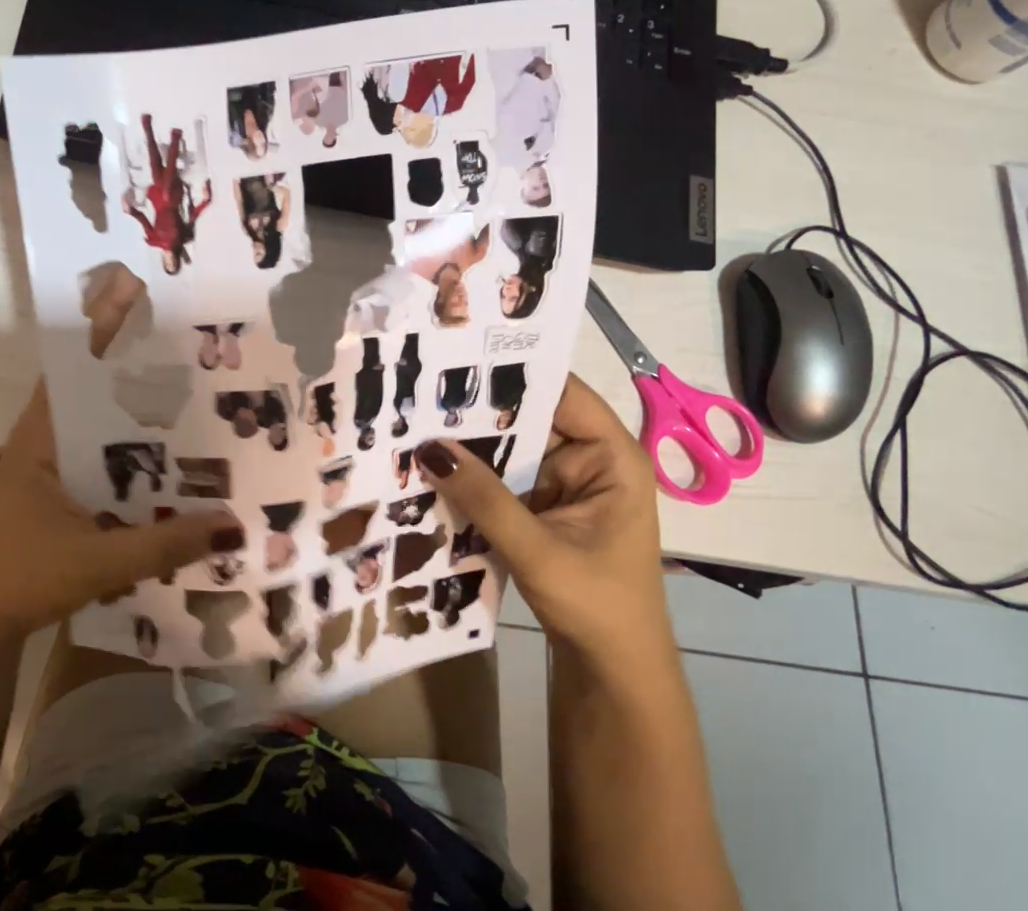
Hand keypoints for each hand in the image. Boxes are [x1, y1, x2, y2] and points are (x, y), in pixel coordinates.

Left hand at [0, 269, 239, 637]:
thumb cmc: (19, 579)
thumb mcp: (97, 561)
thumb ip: (164, 544)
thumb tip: (233, 524)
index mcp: (40, 440)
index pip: (75, 372)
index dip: (110, 344)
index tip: (157, 321)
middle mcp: (43, 450)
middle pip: (97, 407)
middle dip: (144, 395)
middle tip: (202, 376)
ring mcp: (48, 481)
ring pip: (103, 447)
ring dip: (143, 441)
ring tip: (200, 426)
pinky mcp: (57, 511)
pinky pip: (104, 482)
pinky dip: (135, 480)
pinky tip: (174, 488)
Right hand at [416, 374, 672, 669]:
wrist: (613, 671)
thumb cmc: (596, 605)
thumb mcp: (537, 549)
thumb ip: (484, 497)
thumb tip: (428, 448)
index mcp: (612, 459)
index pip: (564, 394)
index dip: (516, 373)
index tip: (460, 356)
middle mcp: (589, 463)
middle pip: (531, 421)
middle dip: (481, 411)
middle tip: (420, 392)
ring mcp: (563, 489)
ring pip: (511, 453)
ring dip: (471, 446)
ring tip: (413, 422)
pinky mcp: (541, 513)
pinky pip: (502, 483)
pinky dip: (471, 478)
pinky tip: (429, 468)